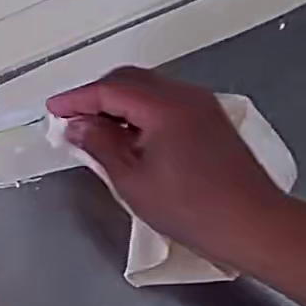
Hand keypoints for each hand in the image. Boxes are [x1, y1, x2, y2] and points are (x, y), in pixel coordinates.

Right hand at [46, 67, 289, 262]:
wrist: (253, 224)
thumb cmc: (189, 208)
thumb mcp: (132, 180)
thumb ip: (100, 145)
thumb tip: (77, 126)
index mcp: (164, 106)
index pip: (109, 90)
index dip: (76, 99)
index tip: (53, 109)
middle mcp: (184, 96)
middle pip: (130, 80)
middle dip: (96, 95)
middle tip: (71, 117)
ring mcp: (201, 106)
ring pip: (148, 89)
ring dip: (118, 102)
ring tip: (95, 129)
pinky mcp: (209, 120)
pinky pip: (165, 102)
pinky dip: (139, 110)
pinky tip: (128, 135)